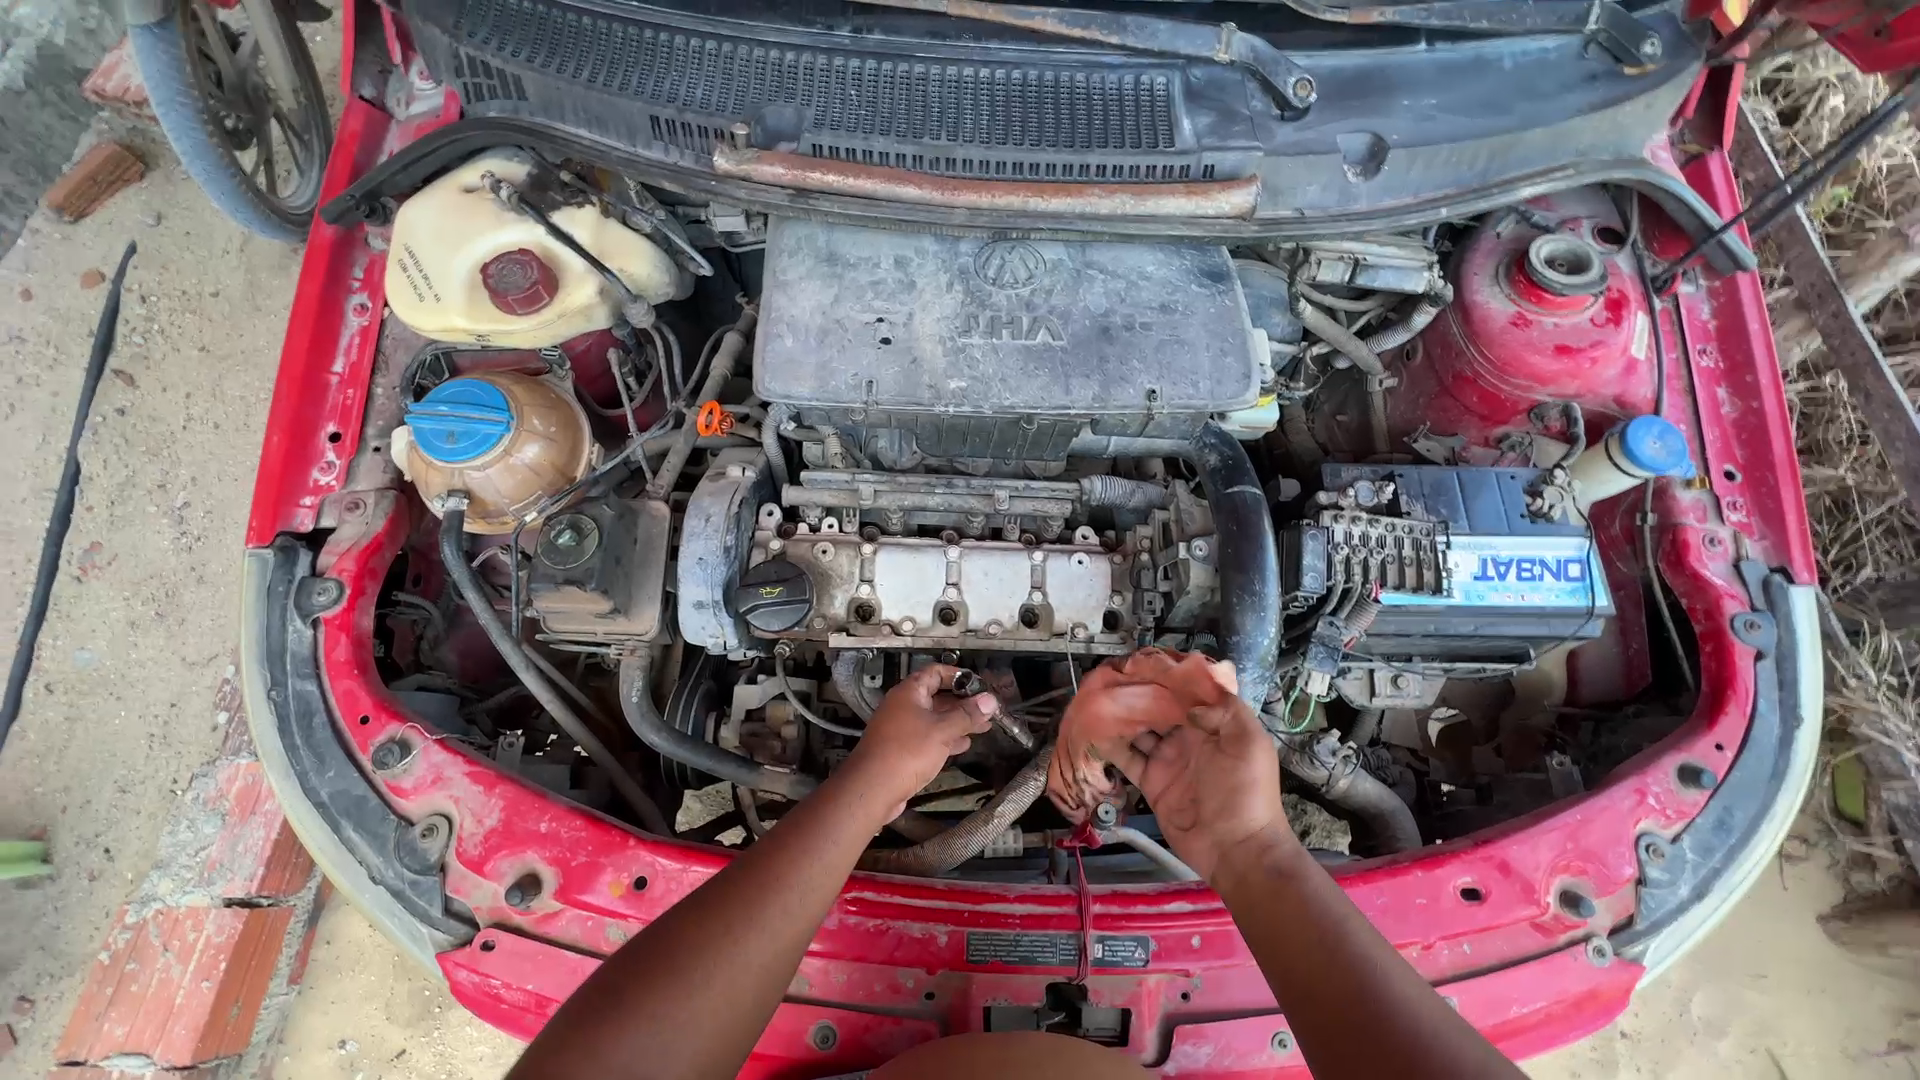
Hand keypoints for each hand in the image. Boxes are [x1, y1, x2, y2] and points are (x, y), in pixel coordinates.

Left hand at [837, 663, 996, 821]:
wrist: (873, 788)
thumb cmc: (906, 752)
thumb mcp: (942, 730)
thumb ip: (967, 715)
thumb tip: (990, 700)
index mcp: (909, 693)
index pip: (936, 672)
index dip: (958, 675)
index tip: (979, 684)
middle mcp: (903, 707)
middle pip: (937, 696)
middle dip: (963, 703)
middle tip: (987, 709)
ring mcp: (902, 729)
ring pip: (935, 719)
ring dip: (958, 722)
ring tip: (983, 727)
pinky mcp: (903, 750)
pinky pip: (928, 738)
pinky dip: (946, 739)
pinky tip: (963, 744)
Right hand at [1107, 684, 1293, 883]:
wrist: (1236, 849)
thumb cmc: (1247, 794)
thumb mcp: (1250, 744)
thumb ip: (1226, 710)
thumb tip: (1189, 701)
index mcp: (1211, 724)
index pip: (1183, 692)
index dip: (1163, 677)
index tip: (1140, 663)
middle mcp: (1186, 737)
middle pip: (1156, 707)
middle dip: (1136, 693)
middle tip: (1109, 677)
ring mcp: (1166, 759)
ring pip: (1138, 729)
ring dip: (1120, 715)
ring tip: (1097, 699)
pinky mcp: (1151, 783)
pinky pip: (1127, 759)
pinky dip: (1111, 746)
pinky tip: (1095, 732)